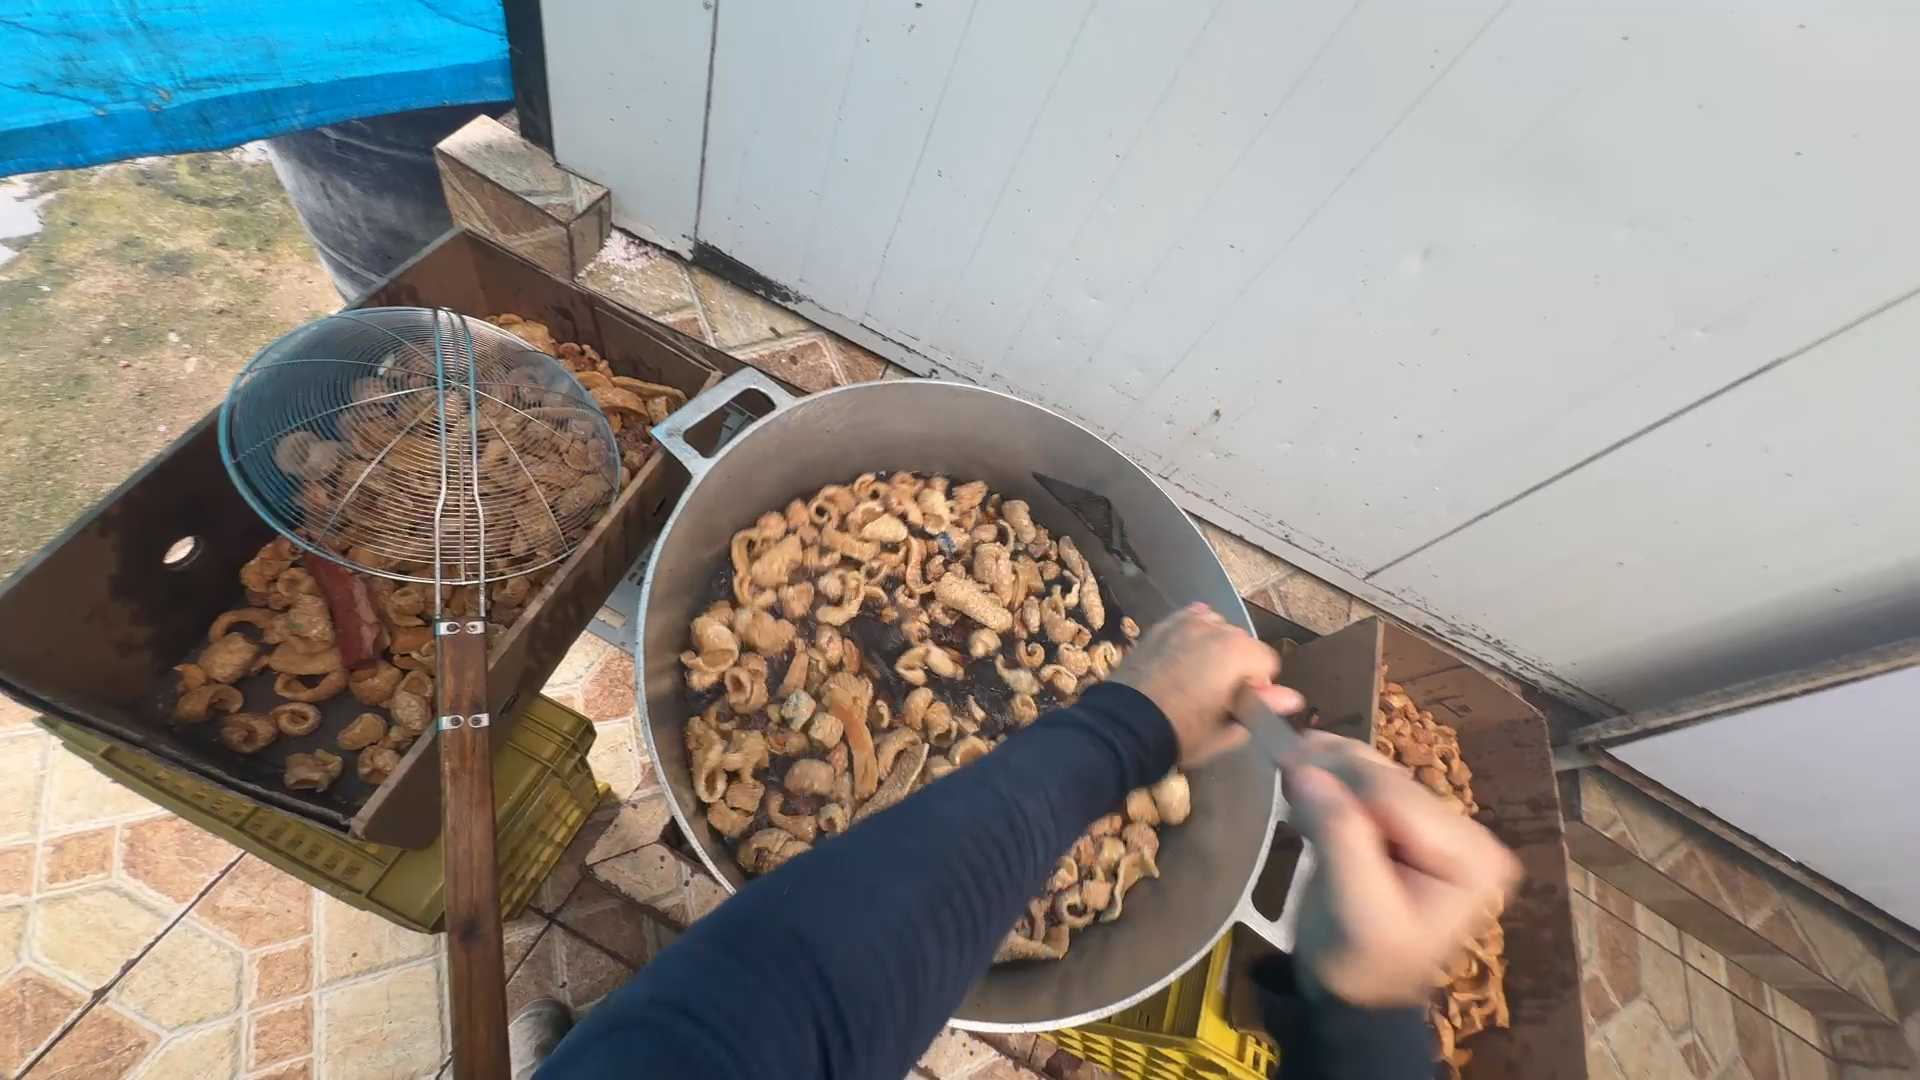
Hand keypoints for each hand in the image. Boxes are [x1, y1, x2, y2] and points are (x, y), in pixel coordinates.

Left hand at [1109, 603, 1299, 765]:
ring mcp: (1182, 623)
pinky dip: (1194, 633)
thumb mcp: (1228, 728)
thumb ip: (1264, 708)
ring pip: (1215, 628)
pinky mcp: (1160, 626)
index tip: (1240, 705)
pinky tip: (1186, 653)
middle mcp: (1212, 628)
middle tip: (1218, 695)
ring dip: (1215, 647)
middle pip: (1242, 642)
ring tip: (1198, 677)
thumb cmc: (1182, 732)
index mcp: (1236, 651)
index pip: (1267, 661)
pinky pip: (1188, 620)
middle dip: (1238, 664)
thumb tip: (1293, 698)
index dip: (1259, 686)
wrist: (1124, 725)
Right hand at [1283, 732, 1520, 1006]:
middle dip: (1328, 770)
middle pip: (1383, 776)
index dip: (1337, 778)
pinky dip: (1328, 771)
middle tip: (1279, 771)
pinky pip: (1363, 775)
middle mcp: (1464, 831)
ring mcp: (1436, 823)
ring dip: (1325, 767)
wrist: (1350, 986)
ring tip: (1289, 778)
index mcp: (1472, 856)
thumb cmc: (1358, 958)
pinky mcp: (1405, 820)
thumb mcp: (1353, 906)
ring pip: (1371, 767)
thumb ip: (1338, 834)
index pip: (1394, 793)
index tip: (1283, 770)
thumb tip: (1304, 769)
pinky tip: (1303, 783)